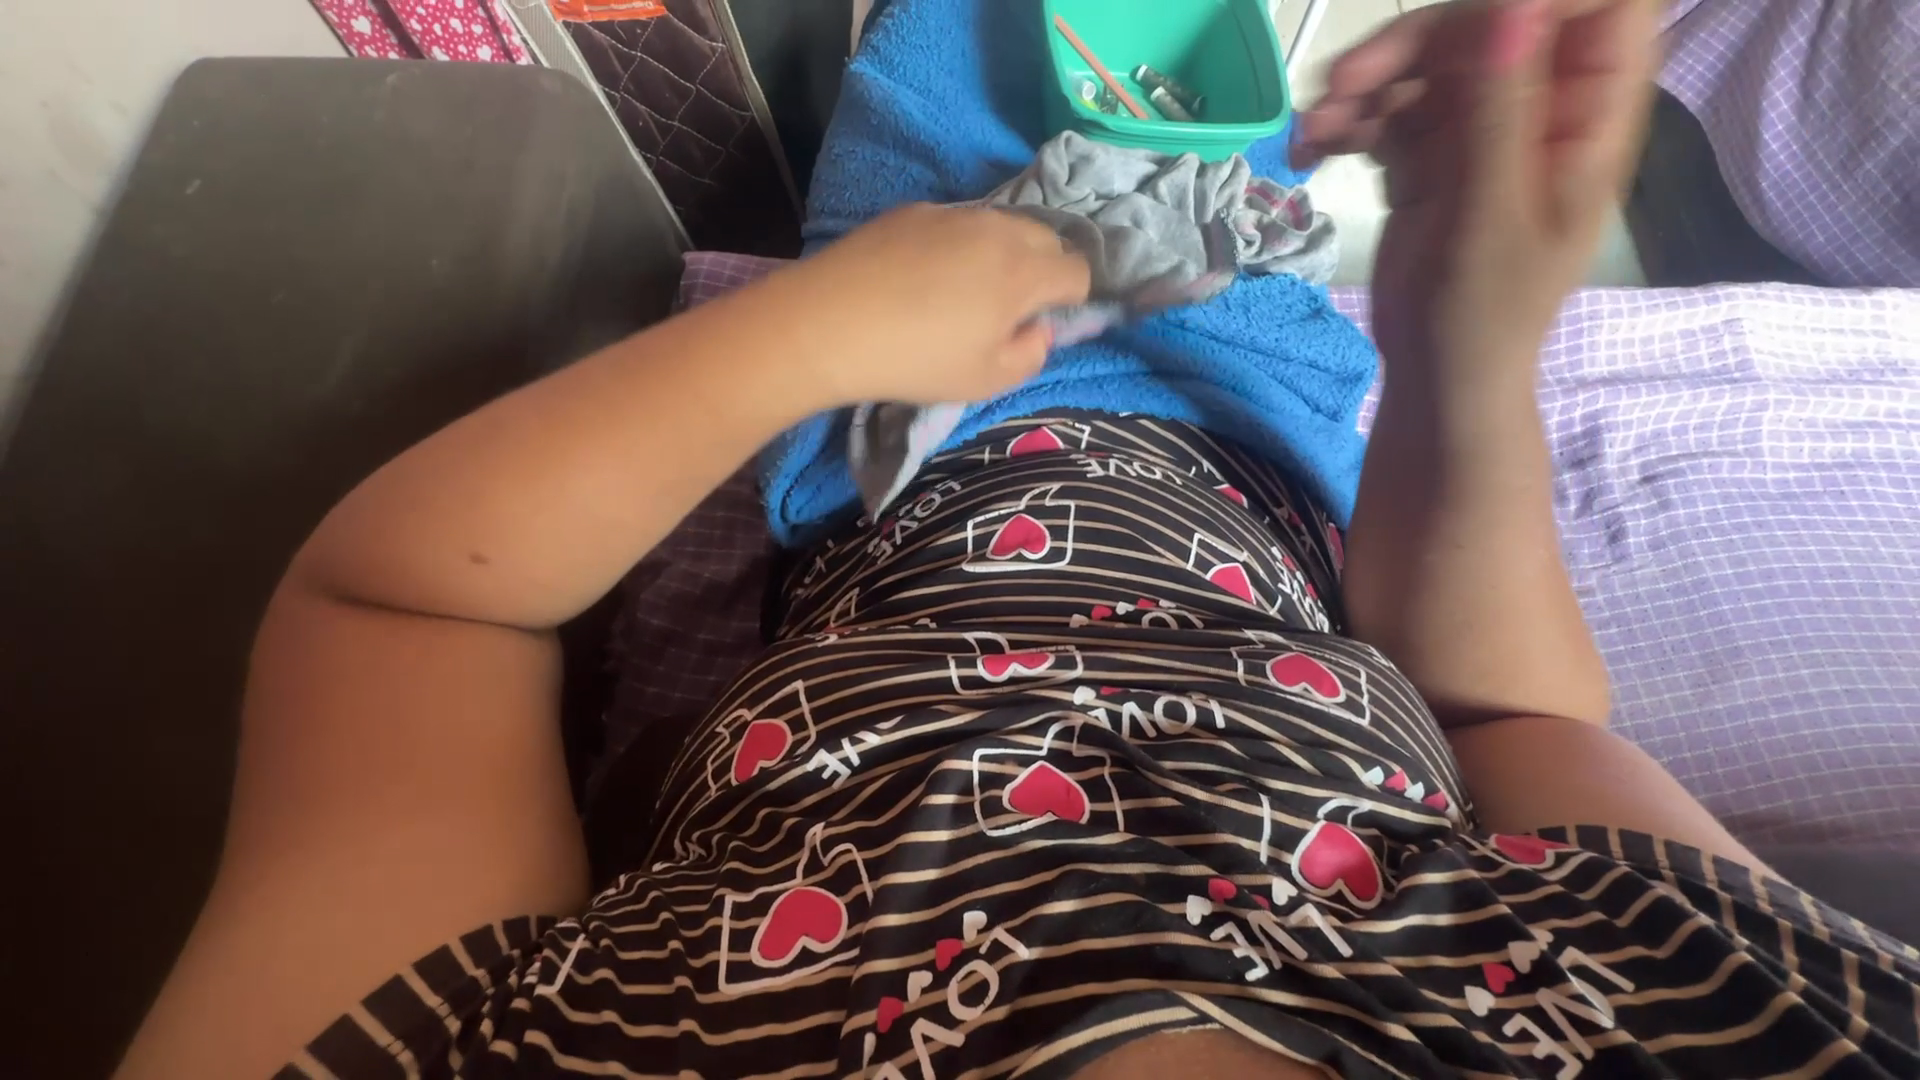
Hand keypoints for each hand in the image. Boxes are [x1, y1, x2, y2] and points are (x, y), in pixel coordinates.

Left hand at [757, 203, 1091, 405]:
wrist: (829, 324)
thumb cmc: (916, 361)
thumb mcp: (985, 381)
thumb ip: (1031, 355)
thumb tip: (1038, 330)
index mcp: (1024, 271)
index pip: (1078, 271)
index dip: (1073, 301)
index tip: (1045, 324)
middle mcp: (996, 229)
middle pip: (1047, 238)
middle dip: (1045, 270)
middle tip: (1011, 310)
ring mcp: (953, 214)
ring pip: (1002, 226)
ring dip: (1004, 254)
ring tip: (967, 293)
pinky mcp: (913, 211)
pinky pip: (959, 224)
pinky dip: (961, 246)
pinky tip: (924, 278)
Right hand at [1294, 0, 1659, 379]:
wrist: (1438, 375)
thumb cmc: (1483, 314)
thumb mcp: (1491, 217)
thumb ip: (1501, 116)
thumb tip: (1510, 8)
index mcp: (1583, 116)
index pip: (1593, 8)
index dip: (1532, 1)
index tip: (1457, 29)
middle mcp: (1532, 111)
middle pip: (1483, 32)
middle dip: (1409, 48)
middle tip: (1340, 85)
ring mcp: (1473, 137)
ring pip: (1423, 73)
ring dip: (1360, 93)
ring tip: (1309, 131)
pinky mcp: (1423, 166)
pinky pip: (1384, 121)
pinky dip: (1344, 129)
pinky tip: (1309, 153)